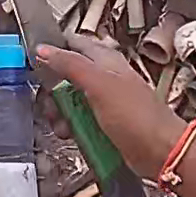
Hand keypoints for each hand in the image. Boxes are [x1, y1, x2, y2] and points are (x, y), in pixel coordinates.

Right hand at [38, 33, 187, 176]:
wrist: (161, 152)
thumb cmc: (135, 115)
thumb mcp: (99, 84)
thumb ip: (70, 64)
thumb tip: (42, 49)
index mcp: (104, 59)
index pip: (71, 44)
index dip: (52, 51)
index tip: (34, 65)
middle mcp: (102, 76)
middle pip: (65, 75)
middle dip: (52, 91)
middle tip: (50, 104)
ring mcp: (102, 101)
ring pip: (68, 99)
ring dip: (59, 112)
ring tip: (60, 124)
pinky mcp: (102, 122)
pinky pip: (77, 119)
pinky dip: (69, 126)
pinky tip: (68, 134)